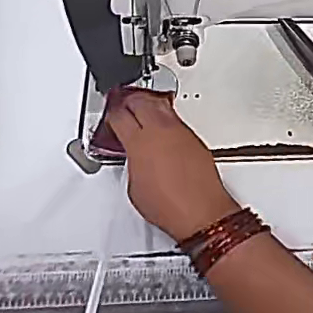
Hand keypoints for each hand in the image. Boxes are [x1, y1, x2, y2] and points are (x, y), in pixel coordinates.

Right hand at [107, 90, 238, 242]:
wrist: (201, 213)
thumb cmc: (170, 206)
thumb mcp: (134, 187)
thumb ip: (131, 162)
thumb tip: (133, 157)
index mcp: (139, 142)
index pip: (119, 115)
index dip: (111, 112)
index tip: (111, 114)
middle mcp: (159, 131)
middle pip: (139, 100)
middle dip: (127, 100)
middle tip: (122, 103)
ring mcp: (178, 131)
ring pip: (159, 103)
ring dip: (147, 102)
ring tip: (141, 106)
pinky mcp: (193, 137)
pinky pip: (175, 117)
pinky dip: (164, 115)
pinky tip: (160, 125)